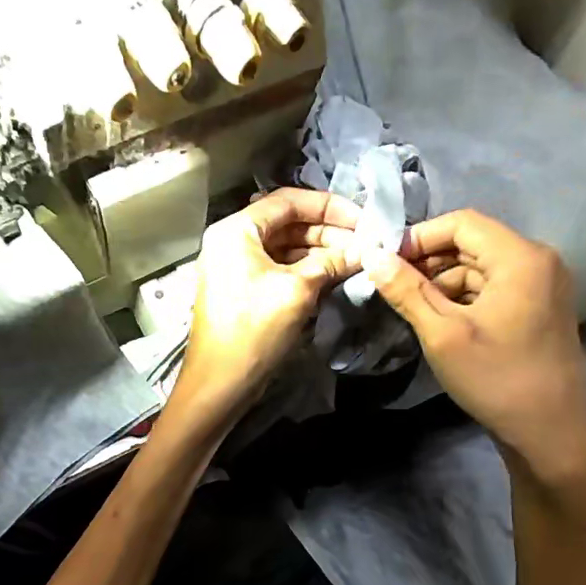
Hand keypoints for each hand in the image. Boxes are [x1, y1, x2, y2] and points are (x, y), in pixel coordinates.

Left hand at [171, 188, 358, 426]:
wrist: (219, 383)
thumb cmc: (253, 331)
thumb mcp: (297, 291)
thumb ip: (331, 263)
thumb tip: (366, 249)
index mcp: (236, 230)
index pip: (288, 201)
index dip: (329, 206)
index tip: (364, 218)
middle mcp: (232, 241)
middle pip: (287, 223)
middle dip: (328, 231)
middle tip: (365, 243)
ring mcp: (237, 267)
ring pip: (286, 248)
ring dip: (320, 252)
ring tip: (356, 260)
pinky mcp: (244, 290)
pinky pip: (279, 269)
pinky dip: (307, 270)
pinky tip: (335, 276)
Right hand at [362, 210, 585, 493]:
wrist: (549, 433)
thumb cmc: (495, 379)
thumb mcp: (442, 334)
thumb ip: (407, 291)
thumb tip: (372, 257)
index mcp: (521, 258)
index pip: (462, 223)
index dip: (420, 237)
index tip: (387, 262)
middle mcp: (540, 261)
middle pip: (474, 244)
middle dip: (430, 261)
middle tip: (393, 286)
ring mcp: (545, 286)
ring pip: (482, 268)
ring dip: (445, 283)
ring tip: (413, 309)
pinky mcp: (542, 309)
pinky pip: (496, 288)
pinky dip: (465, 298)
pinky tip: (441, 322)